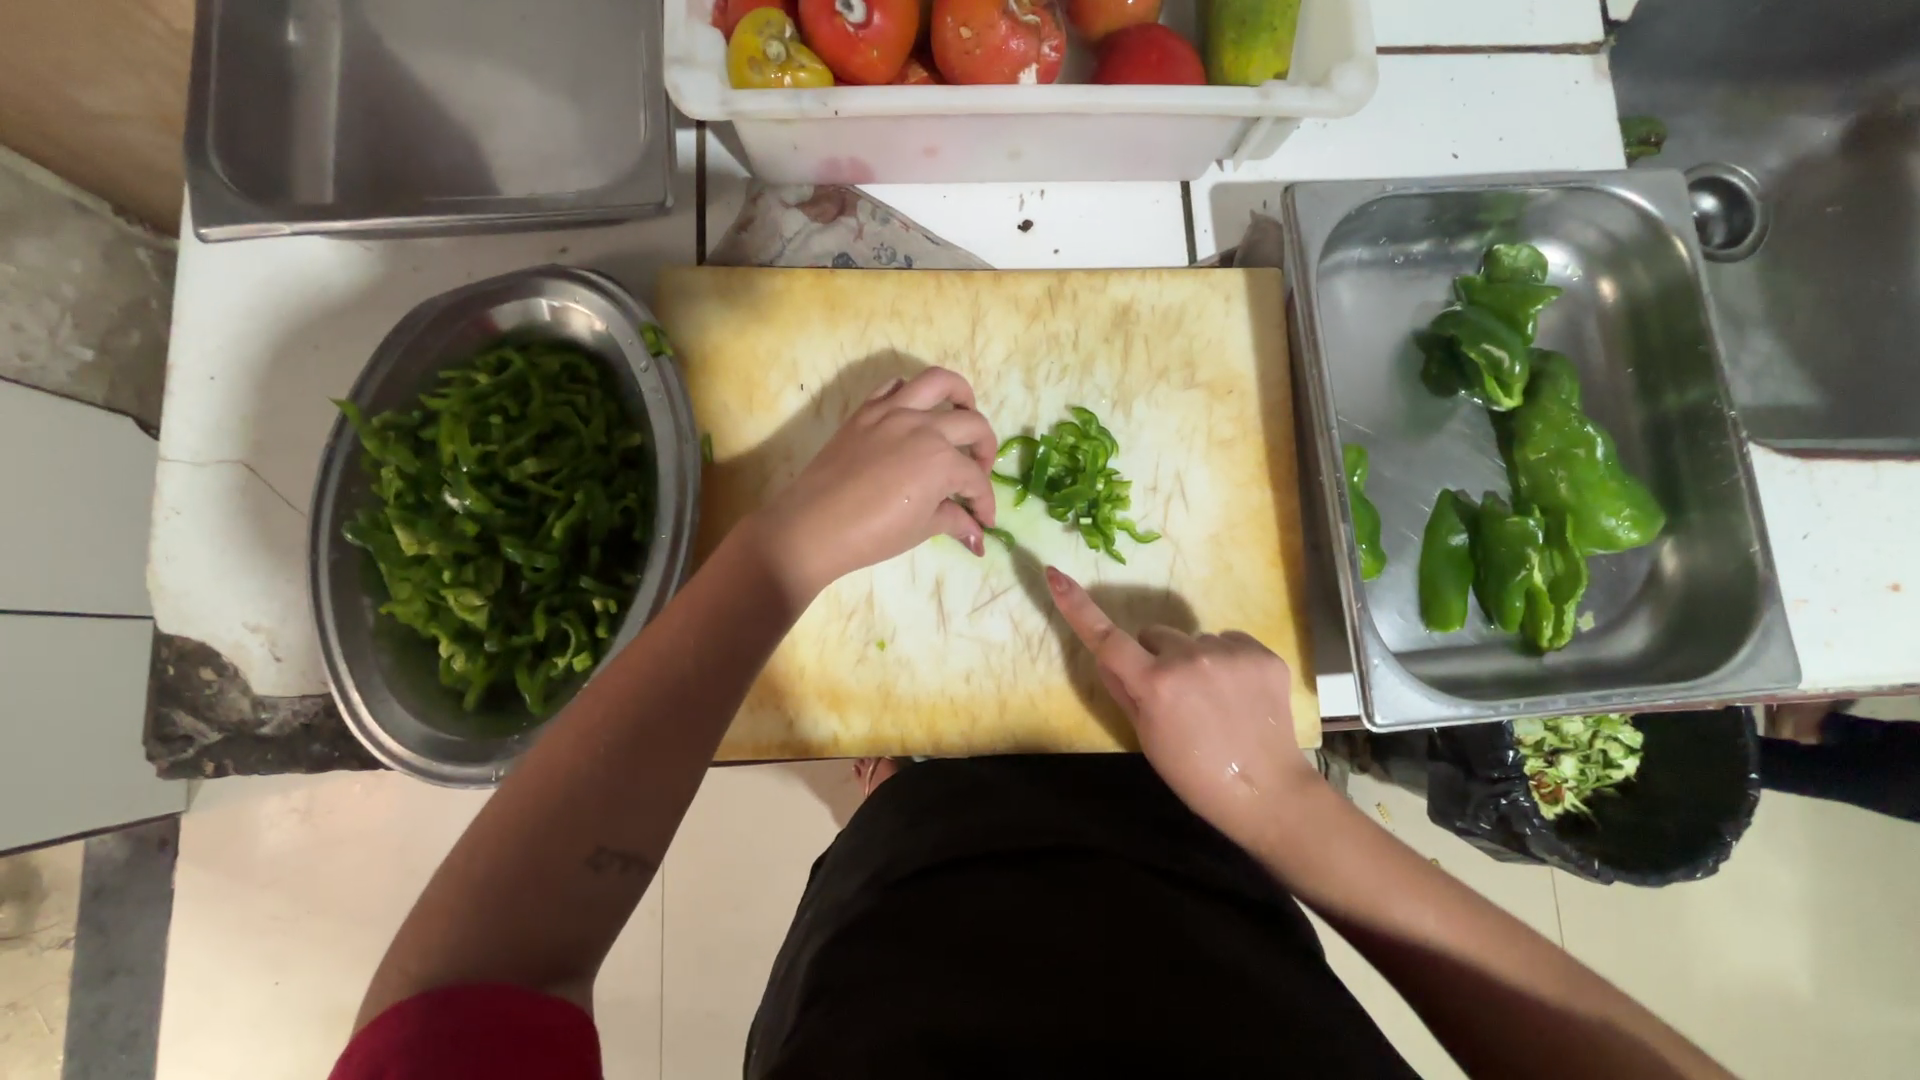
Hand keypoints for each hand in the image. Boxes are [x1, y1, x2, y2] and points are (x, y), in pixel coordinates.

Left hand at [749, 368, 998, 598]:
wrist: (814, 526)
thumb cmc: (873, 535)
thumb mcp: (921, 529)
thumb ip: (954, 520)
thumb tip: (977, 535)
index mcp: (942, 460)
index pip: (976, 479)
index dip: (985, 503)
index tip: (983, 522)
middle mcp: (923, 427)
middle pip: (972, 425)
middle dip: (986, 450)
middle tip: (979, 471)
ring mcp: (892, 412)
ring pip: (938, 382)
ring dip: (960, 393)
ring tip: (964, 410)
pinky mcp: (866, 411)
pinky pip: (894, 385)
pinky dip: (911, 392)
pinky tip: (916, 411)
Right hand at [1046, 566, 1319, 845]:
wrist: (1266, 792)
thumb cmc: (1194, 773)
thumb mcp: (1146, 736)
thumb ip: (1123, 689)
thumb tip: (1107, 655)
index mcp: (1155, 684)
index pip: (1106, 638)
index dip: (1077, 606)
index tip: (1055, 574)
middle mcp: (1189, 658)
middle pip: (1155, 635)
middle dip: (1156, 656)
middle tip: (1175, 696)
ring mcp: (1229, 653)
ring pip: (1194, 639)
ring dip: (1195, 659)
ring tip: (1214, 701)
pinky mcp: (1262, 654)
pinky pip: (1229, 641)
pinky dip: (1227, 660)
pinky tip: (1239, 694)